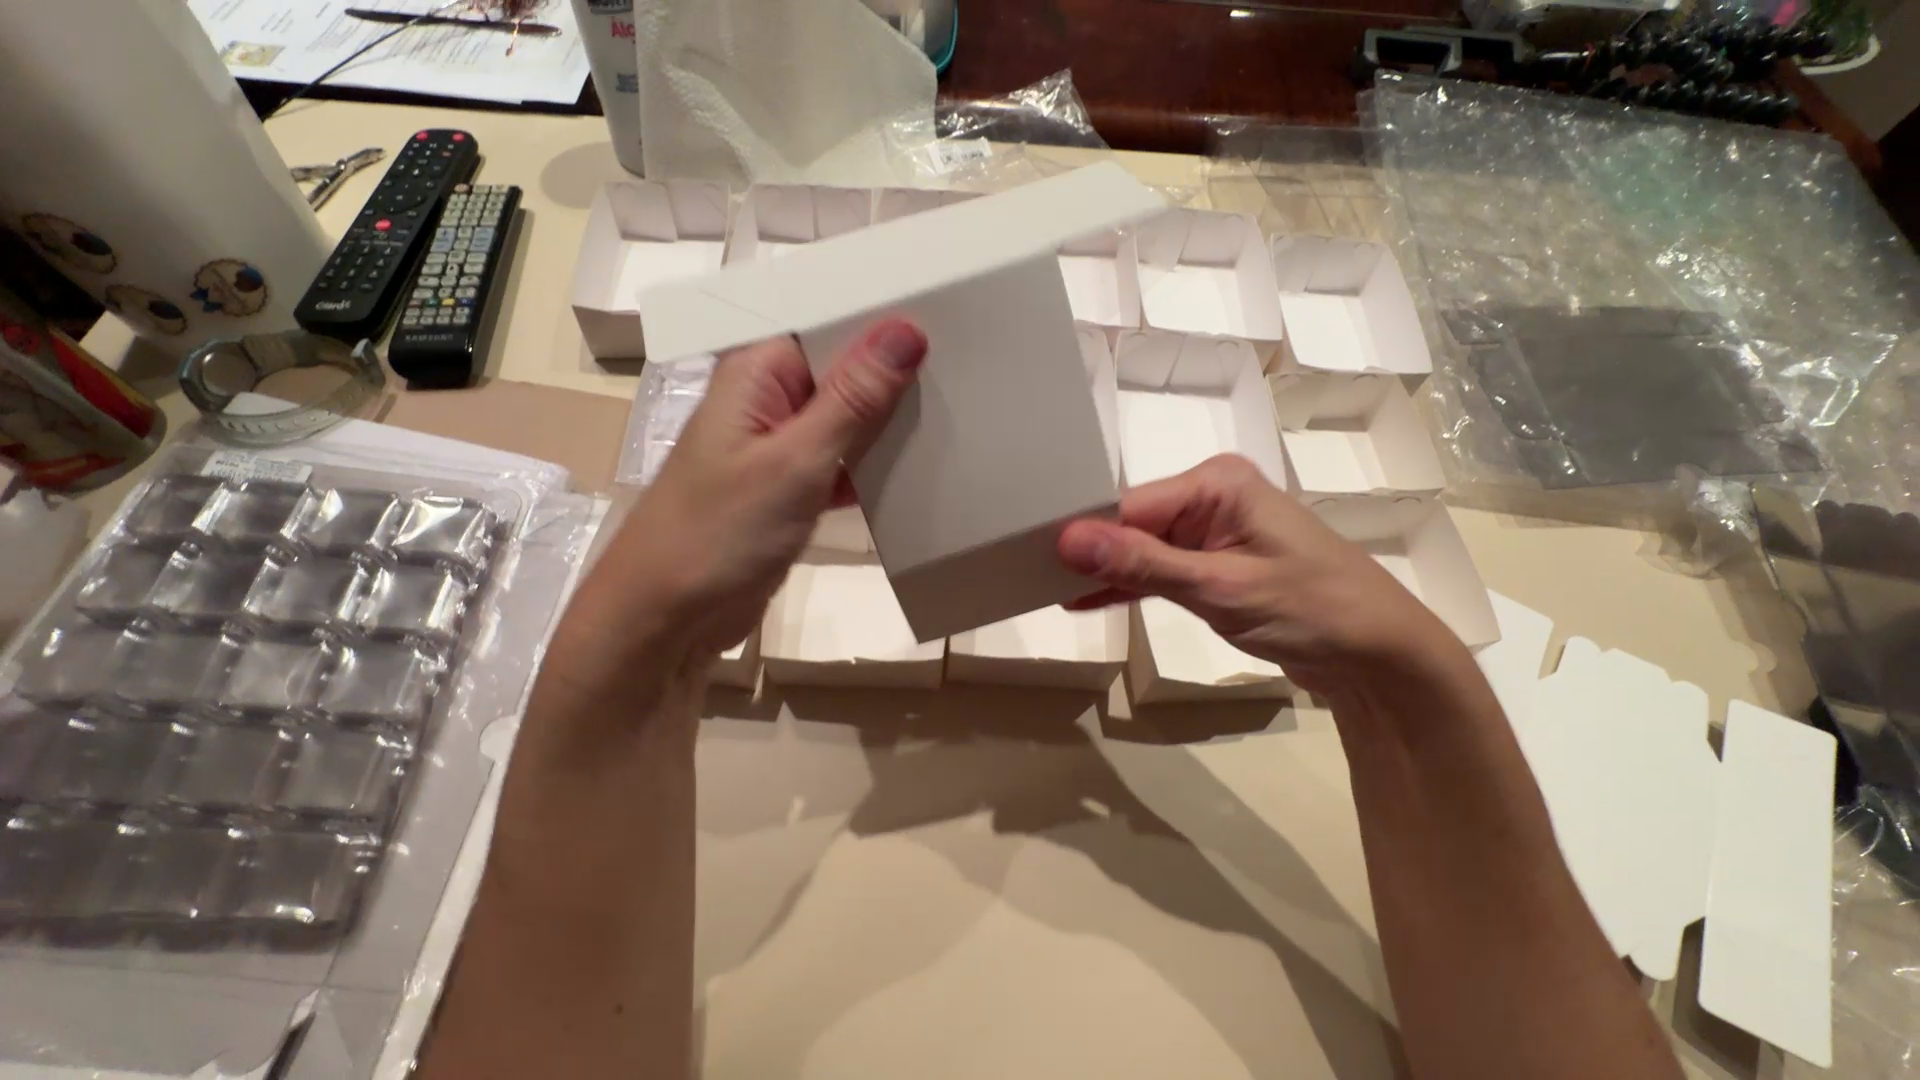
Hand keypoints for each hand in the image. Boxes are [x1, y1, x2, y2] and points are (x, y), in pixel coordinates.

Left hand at [591, 319, 926, 662]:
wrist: (666, 617)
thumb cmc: (720, 531)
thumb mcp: (795, 461)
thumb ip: (853, 398)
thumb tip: (907, 330)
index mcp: (757, 370)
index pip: (827, 319)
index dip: (882, 315)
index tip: (948, 309)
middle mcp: (768, 397)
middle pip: (841, 367)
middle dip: (895, 369)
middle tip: (970, 361)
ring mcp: (779, 445)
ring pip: (846, 418)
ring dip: (888, 421)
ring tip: (960, 404)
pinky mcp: (790, 488)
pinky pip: (841, 461)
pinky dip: (872, 464)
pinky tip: (922, 464)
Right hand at [1057, 454, 1460, 692]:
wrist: (1379, 656)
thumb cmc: (1311, 609)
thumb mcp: (1221, 587)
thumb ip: (1144, 563)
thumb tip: (1069, 539)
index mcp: (1216, 483)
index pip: (1130, 505)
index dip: (1082, 532)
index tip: (1026, 553)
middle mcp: (1211, 498)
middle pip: (1131, 522)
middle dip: (1087, 550)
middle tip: (1023, 571)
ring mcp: (1213, 533)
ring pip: (1141, 549)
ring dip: (1104, 571)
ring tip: (1040, 586)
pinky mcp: (1216, 566)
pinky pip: (1160, 571)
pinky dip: (1130, 587)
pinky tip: (1083, 600)